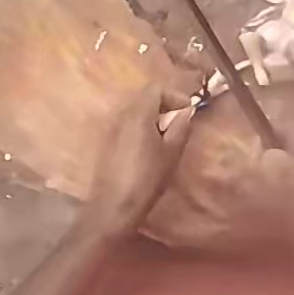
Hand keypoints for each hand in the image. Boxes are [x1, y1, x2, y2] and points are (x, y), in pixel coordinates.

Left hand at [82, 86, 195, 235]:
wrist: (114, 206)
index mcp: (138, 114)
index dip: (174, 95)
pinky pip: (126, 124)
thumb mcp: (171, 152)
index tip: (187, 111)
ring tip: (166, 137)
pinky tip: (148, 148)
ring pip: (134, 111)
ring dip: (152, 117)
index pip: (155, 88)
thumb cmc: (147, 178)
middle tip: (179, 123)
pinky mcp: (106, 142)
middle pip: (144, 97)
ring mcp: (110, 128)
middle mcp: (121, 115)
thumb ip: (181, 127)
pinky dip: (140, 128)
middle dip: (164, 105)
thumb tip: (186, 111)